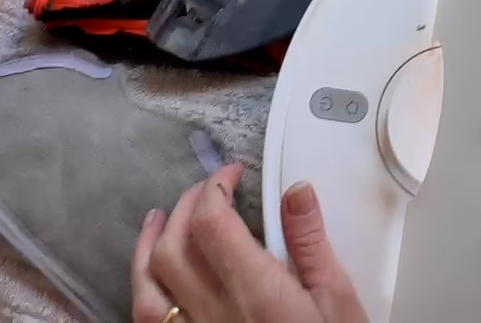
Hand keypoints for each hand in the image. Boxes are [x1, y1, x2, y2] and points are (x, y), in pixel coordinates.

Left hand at [131, 164, 367, 322]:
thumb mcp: (337, 298)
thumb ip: (311, 241)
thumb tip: (295, 189)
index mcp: (255, 294)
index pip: (212, 223)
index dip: (215, 185)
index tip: (234, 172)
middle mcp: (214, 317)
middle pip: (174, 247)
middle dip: (186, 204)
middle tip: (210, 187)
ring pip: (148, 288)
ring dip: (149, 245)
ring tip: (159, 217)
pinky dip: (143, 288)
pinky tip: (152, 274)